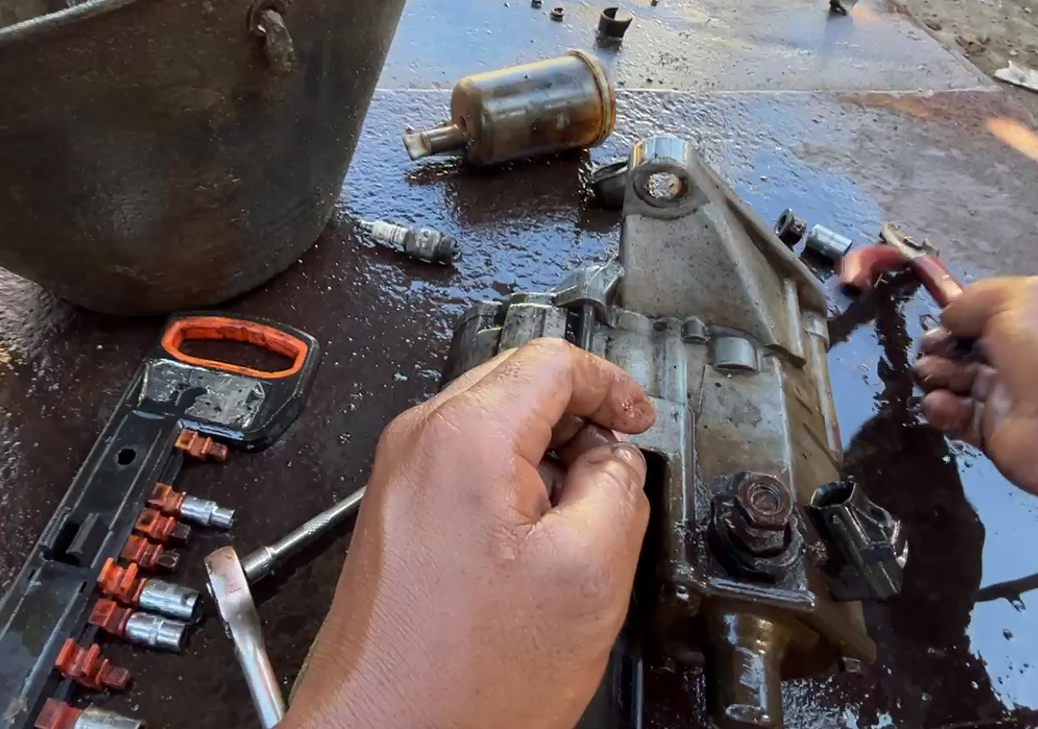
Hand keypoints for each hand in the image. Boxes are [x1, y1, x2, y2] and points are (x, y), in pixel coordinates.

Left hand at [284, 338, 656, 728]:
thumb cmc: (465, 676)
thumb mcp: (586, 574)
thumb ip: (617, 491)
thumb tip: (618, 457)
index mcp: (466, 435)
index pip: (551, 361)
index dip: (609, 382)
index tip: (637, 417)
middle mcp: (423, 435)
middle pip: (518, 381)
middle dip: (578, 412)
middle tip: (617, 460)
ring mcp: (404, 465)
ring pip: (493, 417)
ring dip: (546, 445)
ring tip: (578, 507)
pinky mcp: (400, 499)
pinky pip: (466, 456)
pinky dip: (511, 471)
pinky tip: (535, 528)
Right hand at [913, 276, 1037, 502]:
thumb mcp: (1022, 300)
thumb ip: (977, 298)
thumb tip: (953, 318)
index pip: (999, 307)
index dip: (967, 309)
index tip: (946, 316)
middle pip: (971, 342)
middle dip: (942, 341)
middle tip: (935, 347)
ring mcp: (1017, 395)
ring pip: (957, 375)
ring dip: (935, 371)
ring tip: (933, 377)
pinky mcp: (998, 431)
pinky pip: (957, 413)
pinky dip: (941, 407)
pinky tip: (942, 404)